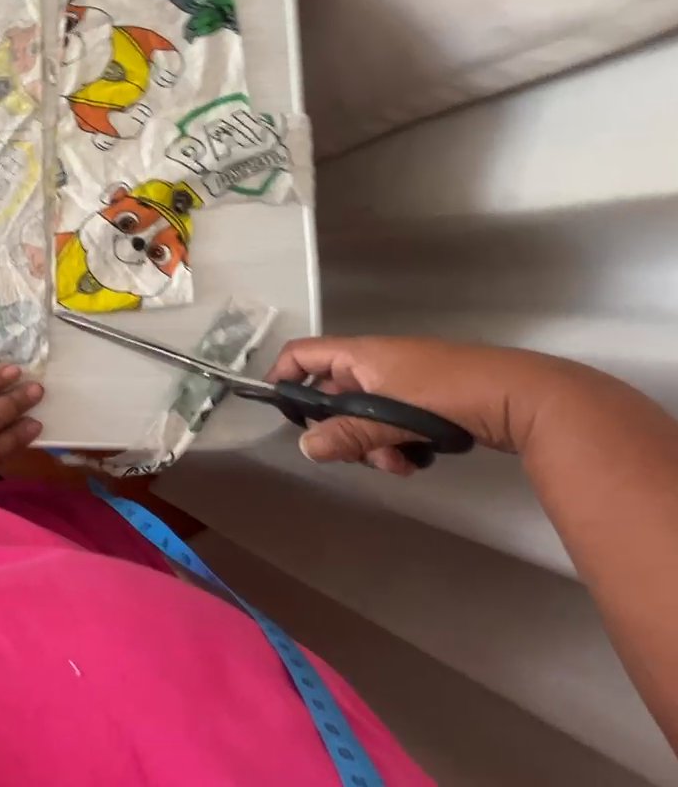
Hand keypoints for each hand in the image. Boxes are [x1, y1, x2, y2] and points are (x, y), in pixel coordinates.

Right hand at [267, 336, 602, 475]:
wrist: (534, 397)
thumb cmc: (451, 393)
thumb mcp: (391, 415)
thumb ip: (346, 433)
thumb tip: (305, 448)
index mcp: (360, 355)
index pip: (302, 355)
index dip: (284, 376)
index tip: (284, 409)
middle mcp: (377, 364)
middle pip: (333, 393)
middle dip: (340, 428)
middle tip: (353, 454)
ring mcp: (406, 382)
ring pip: (366, 414)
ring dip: (371, 442)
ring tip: (396, 464)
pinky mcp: (432, 401)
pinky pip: (395, 420)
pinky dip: (397, 441)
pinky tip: (417, 460)